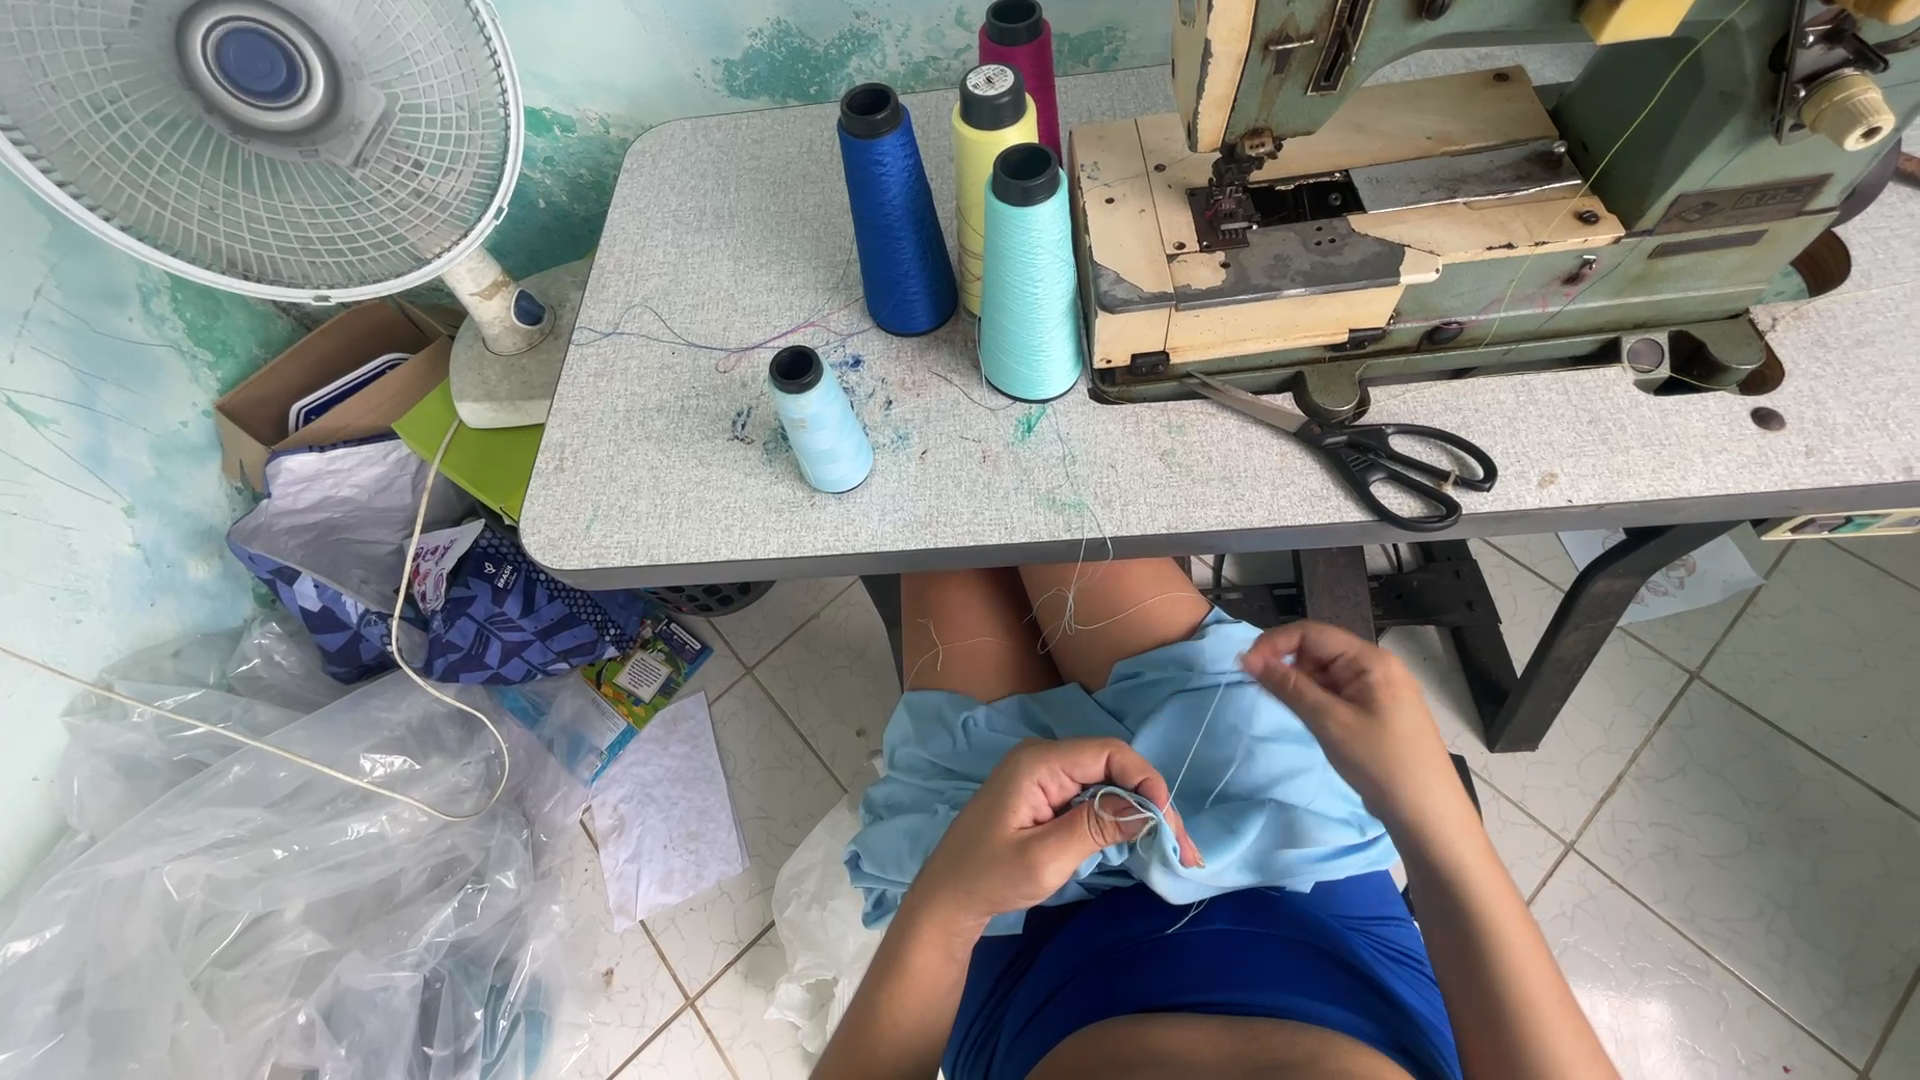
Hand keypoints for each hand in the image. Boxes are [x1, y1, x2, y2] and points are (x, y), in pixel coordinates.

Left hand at [907, 737, 1201, 931]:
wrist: (948, 897)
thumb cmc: (988, 876)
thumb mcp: (1043, 858)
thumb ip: (1094, 827)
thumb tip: (1145, 808)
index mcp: (1038, 762)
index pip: (1108, 752)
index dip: (1145, 780)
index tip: (1168, 822)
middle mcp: (1043, 758)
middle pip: (1111, 765)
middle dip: (1149, 799)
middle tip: (1181, 846)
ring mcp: (1044, 776)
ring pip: (1105, 780)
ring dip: (1138, 809)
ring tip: (1170, 846)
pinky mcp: (1046, 795)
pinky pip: (1090, 795)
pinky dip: (1117, 816)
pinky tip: (1138, 837)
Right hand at [1240, 620, 1461, 826]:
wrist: (1428, 814)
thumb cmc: (1380, 762)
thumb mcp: (1328, 721)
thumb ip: (1288, 686)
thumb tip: (1248, 659)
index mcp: (1370, 659)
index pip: (1311, 633)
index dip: (1274, 644)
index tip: (1245, 667)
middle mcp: (1375, 666)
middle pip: (1317, 650)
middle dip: (1286, 665)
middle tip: (1262, 691)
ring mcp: (1377, 688)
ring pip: (1324, 672)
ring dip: (1299, 684)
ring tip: (1288, 709)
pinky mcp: (1375, 709)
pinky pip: (1335, 691)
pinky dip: (1315, 699)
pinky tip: (1308, 718)